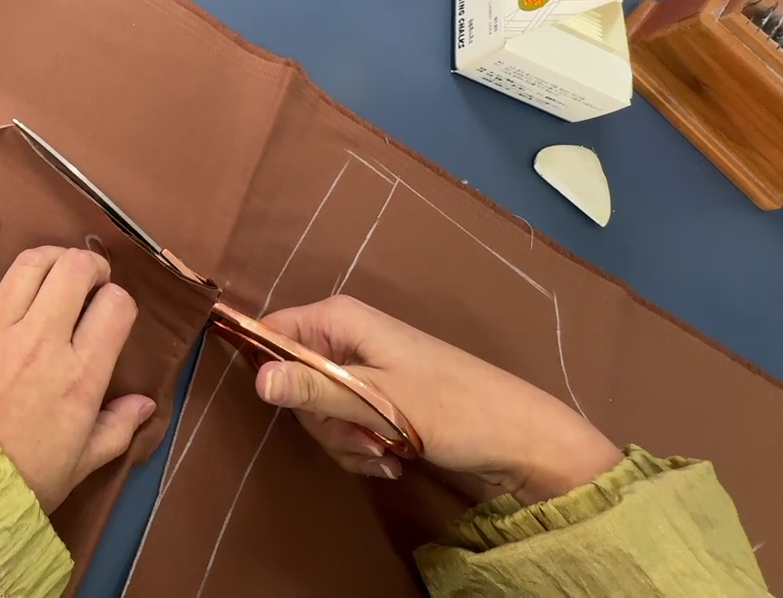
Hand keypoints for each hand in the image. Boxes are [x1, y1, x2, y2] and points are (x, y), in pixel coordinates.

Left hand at [0, 211, 155, 512]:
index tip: (113, 313)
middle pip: (73, 271)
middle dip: (90, 266)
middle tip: (91, 278)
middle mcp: (40, 340)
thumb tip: (146, 403)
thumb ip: (117, 427)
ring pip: (28, 265)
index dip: (120, 303)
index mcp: (79, 375)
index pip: (115, 307)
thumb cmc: (25, 478)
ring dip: (50, 255)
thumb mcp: (83, 462)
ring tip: (58, 262)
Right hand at [252, 295, 620, 502]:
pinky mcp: (374, 393)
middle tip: (357, 438)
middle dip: (320, 417)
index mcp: (338, 319)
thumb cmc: (452, 409)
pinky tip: (389, 462)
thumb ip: (314, 390)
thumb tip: (256, 380)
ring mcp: (359, 365)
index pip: (271, 330)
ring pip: (317, 405)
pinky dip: (358, 446)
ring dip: (342, 438)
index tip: (282, 404)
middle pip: (293, 376)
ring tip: (383, 455)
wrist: (525, 440)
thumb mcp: (378, 403)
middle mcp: (343, 335)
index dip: (268, 368)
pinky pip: (341, 419)